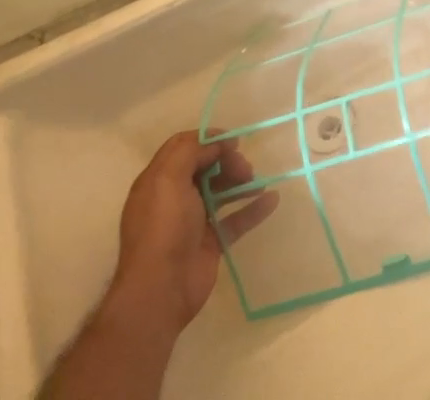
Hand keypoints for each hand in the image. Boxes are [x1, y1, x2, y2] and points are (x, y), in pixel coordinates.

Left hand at [105, 130, 279, 333]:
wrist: (161, 289)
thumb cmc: (164, 229)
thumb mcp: (167, 180)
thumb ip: (189, 152)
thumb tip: (216, 143)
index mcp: (157, 182)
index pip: (183, 149)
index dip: (208, 140)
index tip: (234, 141)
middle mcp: (173, 199)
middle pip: (205, 168)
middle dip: (227, 161)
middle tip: (245, 168)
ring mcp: (193, 222)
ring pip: (221, 192)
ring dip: (241, 182)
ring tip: (258, 182)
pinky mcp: (210, 242)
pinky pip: (235, 219)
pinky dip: (253, 209)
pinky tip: (272, 199)